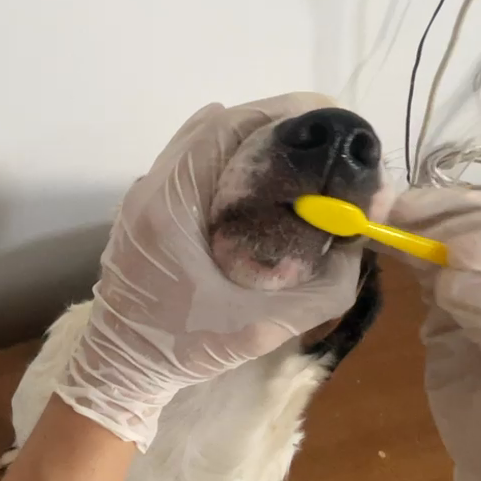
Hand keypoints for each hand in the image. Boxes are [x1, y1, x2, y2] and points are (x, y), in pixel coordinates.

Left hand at [56, 96, 363, 448]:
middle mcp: (149, 189)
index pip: (224, 126)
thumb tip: (360, 241)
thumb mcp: (266, 325)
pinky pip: (187, 167)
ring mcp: (139, 199)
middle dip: (271, 124)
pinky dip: (225, 163)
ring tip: (297, 160)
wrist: (120, 369)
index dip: (280, 111)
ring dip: (247, 143)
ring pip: (198, 145)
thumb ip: (325, 287)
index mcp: (169, 205)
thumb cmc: (184, 348)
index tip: (328, 120)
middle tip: (321, 144)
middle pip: (213, 127)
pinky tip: (259, 187)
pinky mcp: (141, 214)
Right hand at [391, 187, 480, 480]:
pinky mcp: (459, 294)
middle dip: (460, 221)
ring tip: (384, 210)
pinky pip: (435, 257)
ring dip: (426, 218)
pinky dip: (406, 242)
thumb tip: (453, 275)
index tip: (458, 258)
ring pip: (471, 229)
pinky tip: (379, 230)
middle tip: (407, 221)